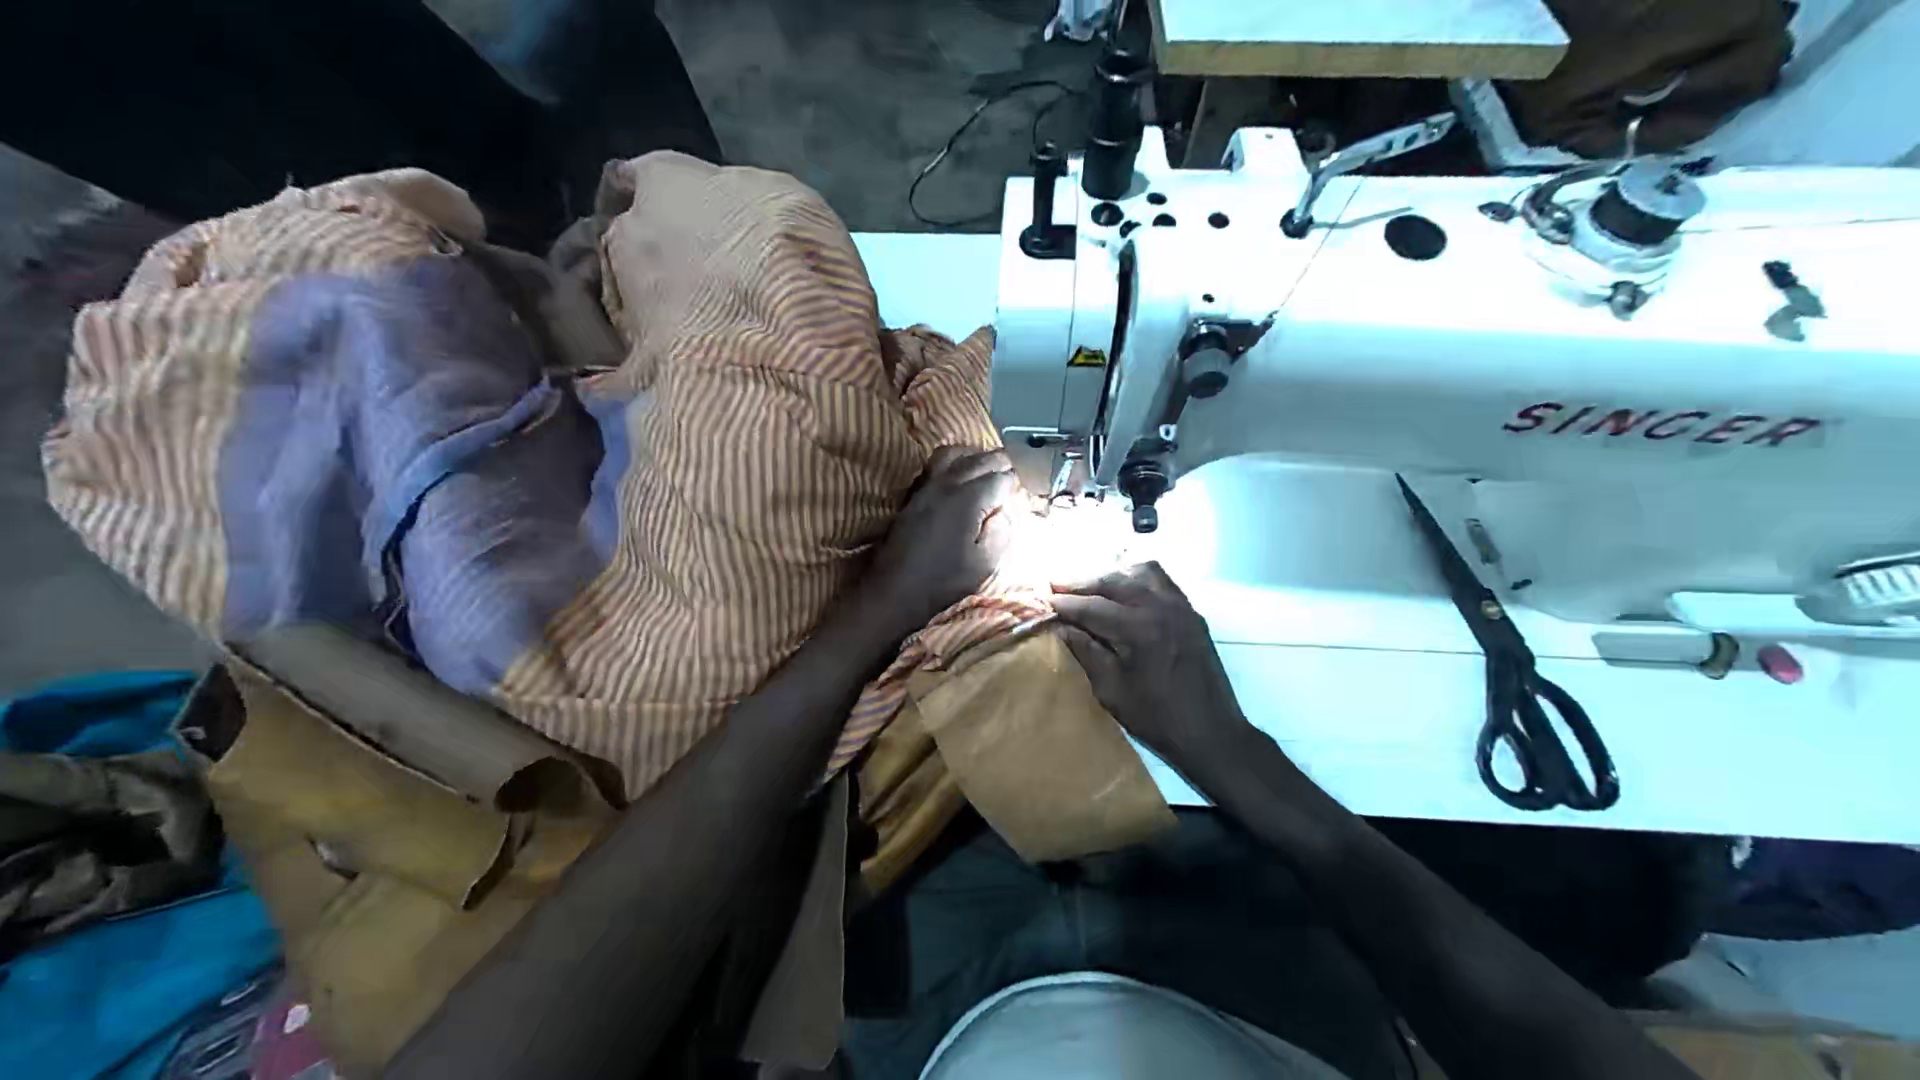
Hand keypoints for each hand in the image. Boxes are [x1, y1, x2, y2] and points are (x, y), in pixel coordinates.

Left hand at [863, 446, 1017, 638]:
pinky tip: (959, 476)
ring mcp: (926, 487)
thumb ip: (1001, 531)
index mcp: (968, 500)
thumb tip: (1002, 511)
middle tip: (1011, 477)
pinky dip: (954, 462)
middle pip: (980, 459)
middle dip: (1000, 465)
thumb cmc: (942, 583)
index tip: (1021, 493)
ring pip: (955, 454)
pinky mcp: (912, 495)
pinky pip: (936, 464)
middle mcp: (947, 485)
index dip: (1015, 483)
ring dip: (975, 457)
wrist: (894, 592)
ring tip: (987, 470)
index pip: (1001, 477)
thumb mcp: (984, 564)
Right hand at [1050, 562, 1254, 782]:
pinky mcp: (1191, 612)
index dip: (1066, 602)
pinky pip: (1162, 581)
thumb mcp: (1111, 690)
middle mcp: (1160, 608)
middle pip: (1113, 582)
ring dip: (1111, 578)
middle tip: (1058, 587)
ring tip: (1092, 589)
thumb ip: (1086, 652)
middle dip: (1082, 584)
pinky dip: (1138, 580)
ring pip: (1139, 573)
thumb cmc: (1156, 718)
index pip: (1092, 606)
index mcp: (1138, 629)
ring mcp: (1179, 606)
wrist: (1211, 731)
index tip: (1045, 598)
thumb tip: (1063, 628)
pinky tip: (1125, 593)